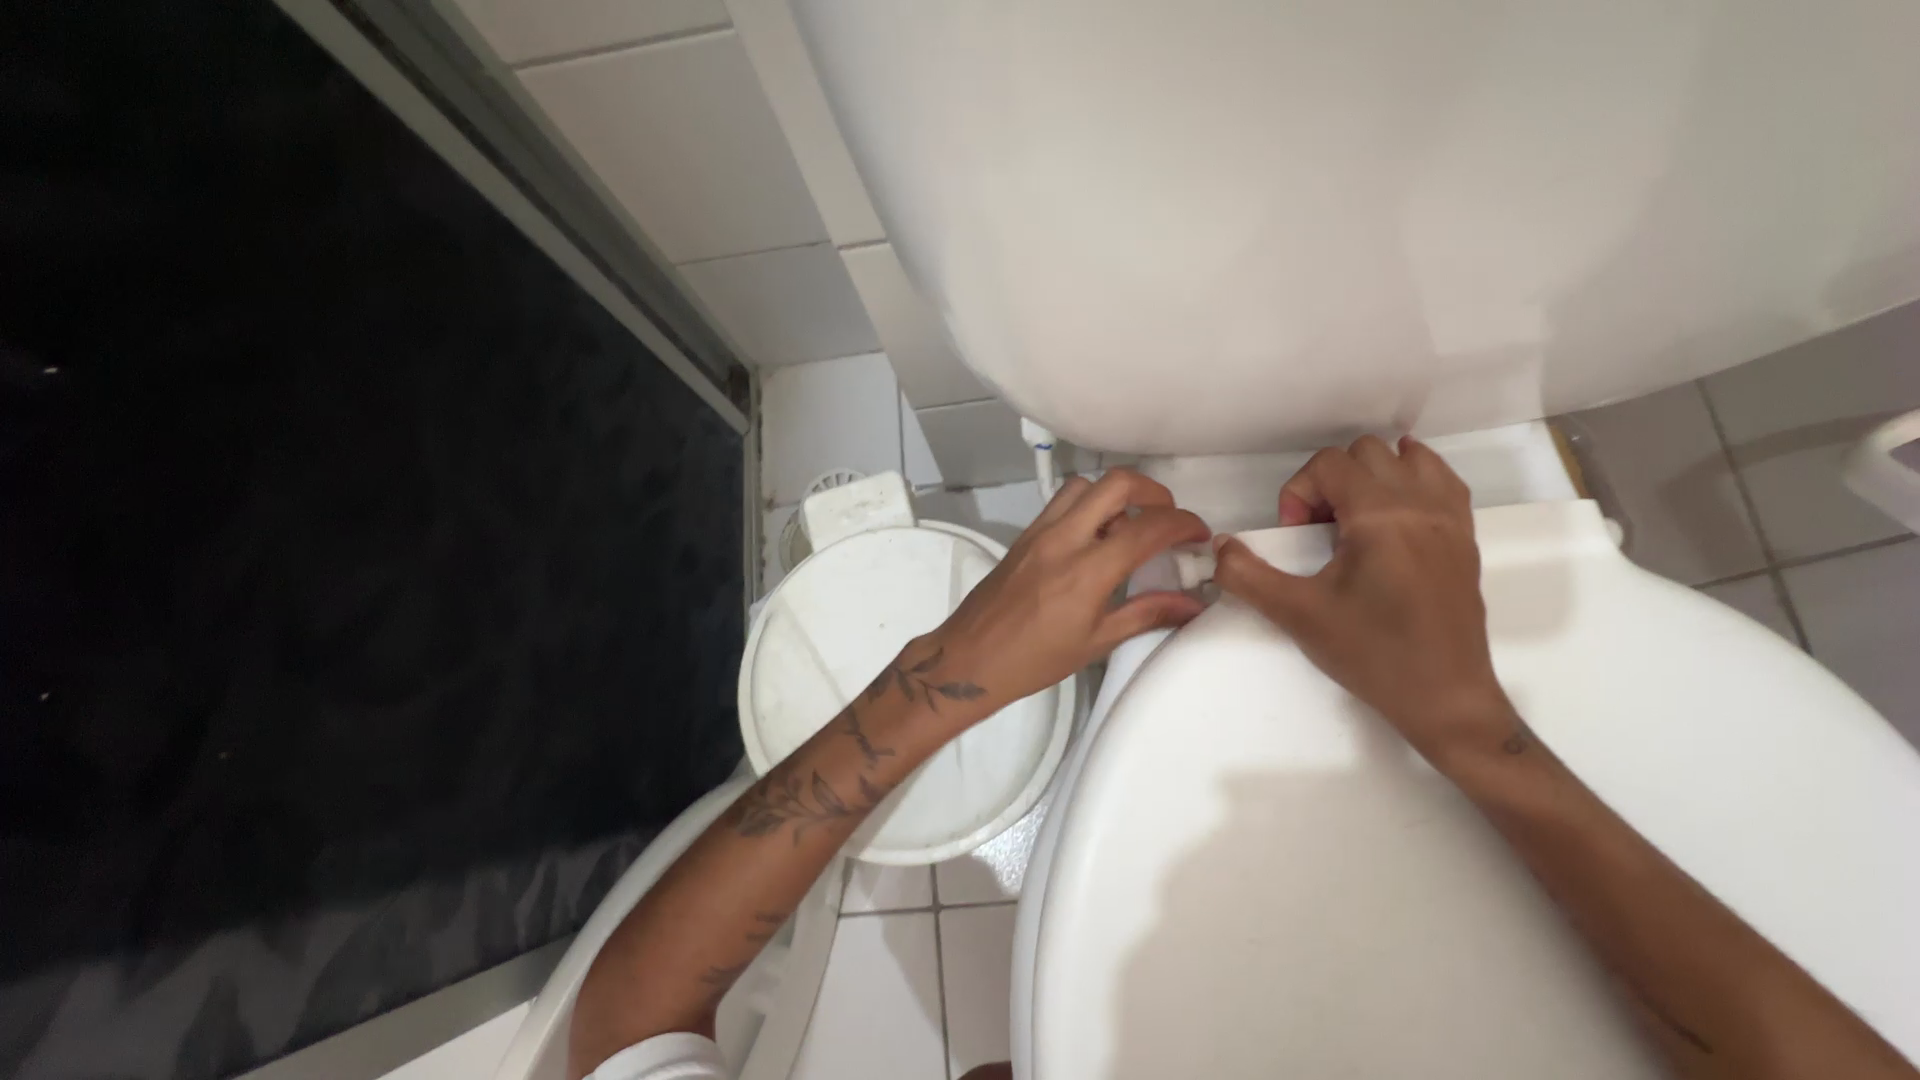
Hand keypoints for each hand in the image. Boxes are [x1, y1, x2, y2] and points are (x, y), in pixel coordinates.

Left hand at [919, 469, 1210, 714]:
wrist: (971, 657)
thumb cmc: (1035, 659)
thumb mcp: (1097, 642)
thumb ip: (1148, 613)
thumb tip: (1193, 604)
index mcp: (1087, 570)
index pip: (1148, 527)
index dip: (1184, 524)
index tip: (1198, 536)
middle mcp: (1064, 539)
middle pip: (1117, 483)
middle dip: (1154, 493)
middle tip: (1168, 519)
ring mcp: (1039, 532)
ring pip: (1085, 486)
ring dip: (1115, 495)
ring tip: (1129, 528)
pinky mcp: (1024, 535)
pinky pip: (1062, 503)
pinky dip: (1088, 506)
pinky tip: (1095, 539)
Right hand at [1211, 436, 1512, 757]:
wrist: (1443, 696)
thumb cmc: (1369, 653)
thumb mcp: (1296, 615)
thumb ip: (1247, 575)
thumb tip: (1219, 546)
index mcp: (1380, 517)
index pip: (1329, 464)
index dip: (1299, 493)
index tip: (1297, 539)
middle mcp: (1421, 504)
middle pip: (1365, 452)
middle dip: (1330, 482)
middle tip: (1318, 532)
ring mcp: (1450, 517)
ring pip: (1407, 457)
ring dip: (1371, 476)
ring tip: (1354, 521)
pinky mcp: (1464, 536)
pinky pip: (1441, 478)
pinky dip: (1410, 481)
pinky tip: (1391, 517)